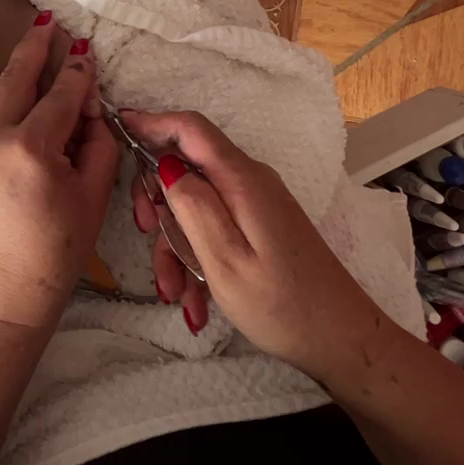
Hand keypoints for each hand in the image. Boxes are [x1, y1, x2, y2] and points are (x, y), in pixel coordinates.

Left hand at [0, 6, 119, 327]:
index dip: (80, 74)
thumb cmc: (58, 249)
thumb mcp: (94, 196)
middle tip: (46, 18)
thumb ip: (97, 143)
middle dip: (34, 45)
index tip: (87, 52)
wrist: (6, 290)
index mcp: (34, 147)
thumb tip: (90, 107)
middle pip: (17, 77)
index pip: (63, 94)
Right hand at [125, 109, 397, 380]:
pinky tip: (196, 301)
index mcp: (241, 180)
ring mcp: (255, 205)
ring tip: (177, 295)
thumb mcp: (223, 258)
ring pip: (195, 206)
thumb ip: (191, 204)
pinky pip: (214, 228)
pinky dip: (198, 259)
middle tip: (143, 235)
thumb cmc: (283, 305)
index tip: (118, 125)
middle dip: (158, 202)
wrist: (345, 343)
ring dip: (176, 246)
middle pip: (186, 168)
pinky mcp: (259, 227)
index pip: (191, 128)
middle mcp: (249, 181)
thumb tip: (165, 164)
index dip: (152, 121)